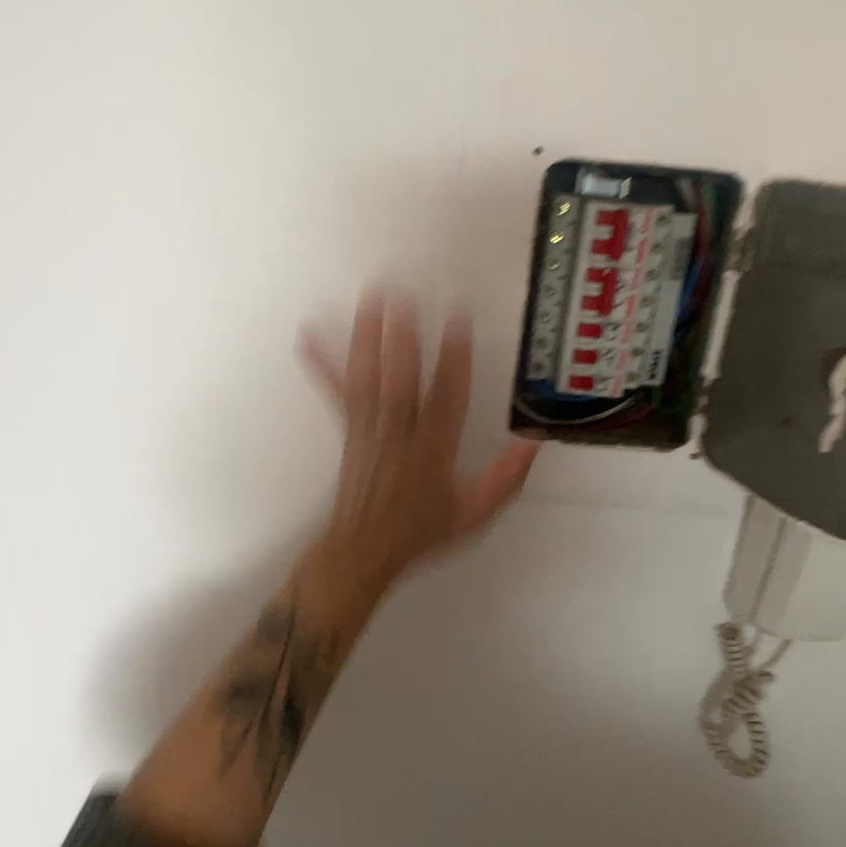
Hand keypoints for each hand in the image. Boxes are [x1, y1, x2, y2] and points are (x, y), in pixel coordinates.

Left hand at [299, 288, 540, 604]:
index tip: (458, 320)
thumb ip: (506, 477)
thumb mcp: (474, 513)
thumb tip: (534, 440)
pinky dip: (322, 364)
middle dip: (402, 336)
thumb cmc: (419, 532)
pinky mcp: (351, 430)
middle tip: (402, 295)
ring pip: (370, 378)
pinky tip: (310, 337)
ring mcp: (371, 429)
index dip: (454, 357)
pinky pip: (337, 393)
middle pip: (401, 378)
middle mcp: (399, 434)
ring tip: (370, 300)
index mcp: (433, 450)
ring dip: (369, 337)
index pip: (447, 396)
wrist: (364, 550)